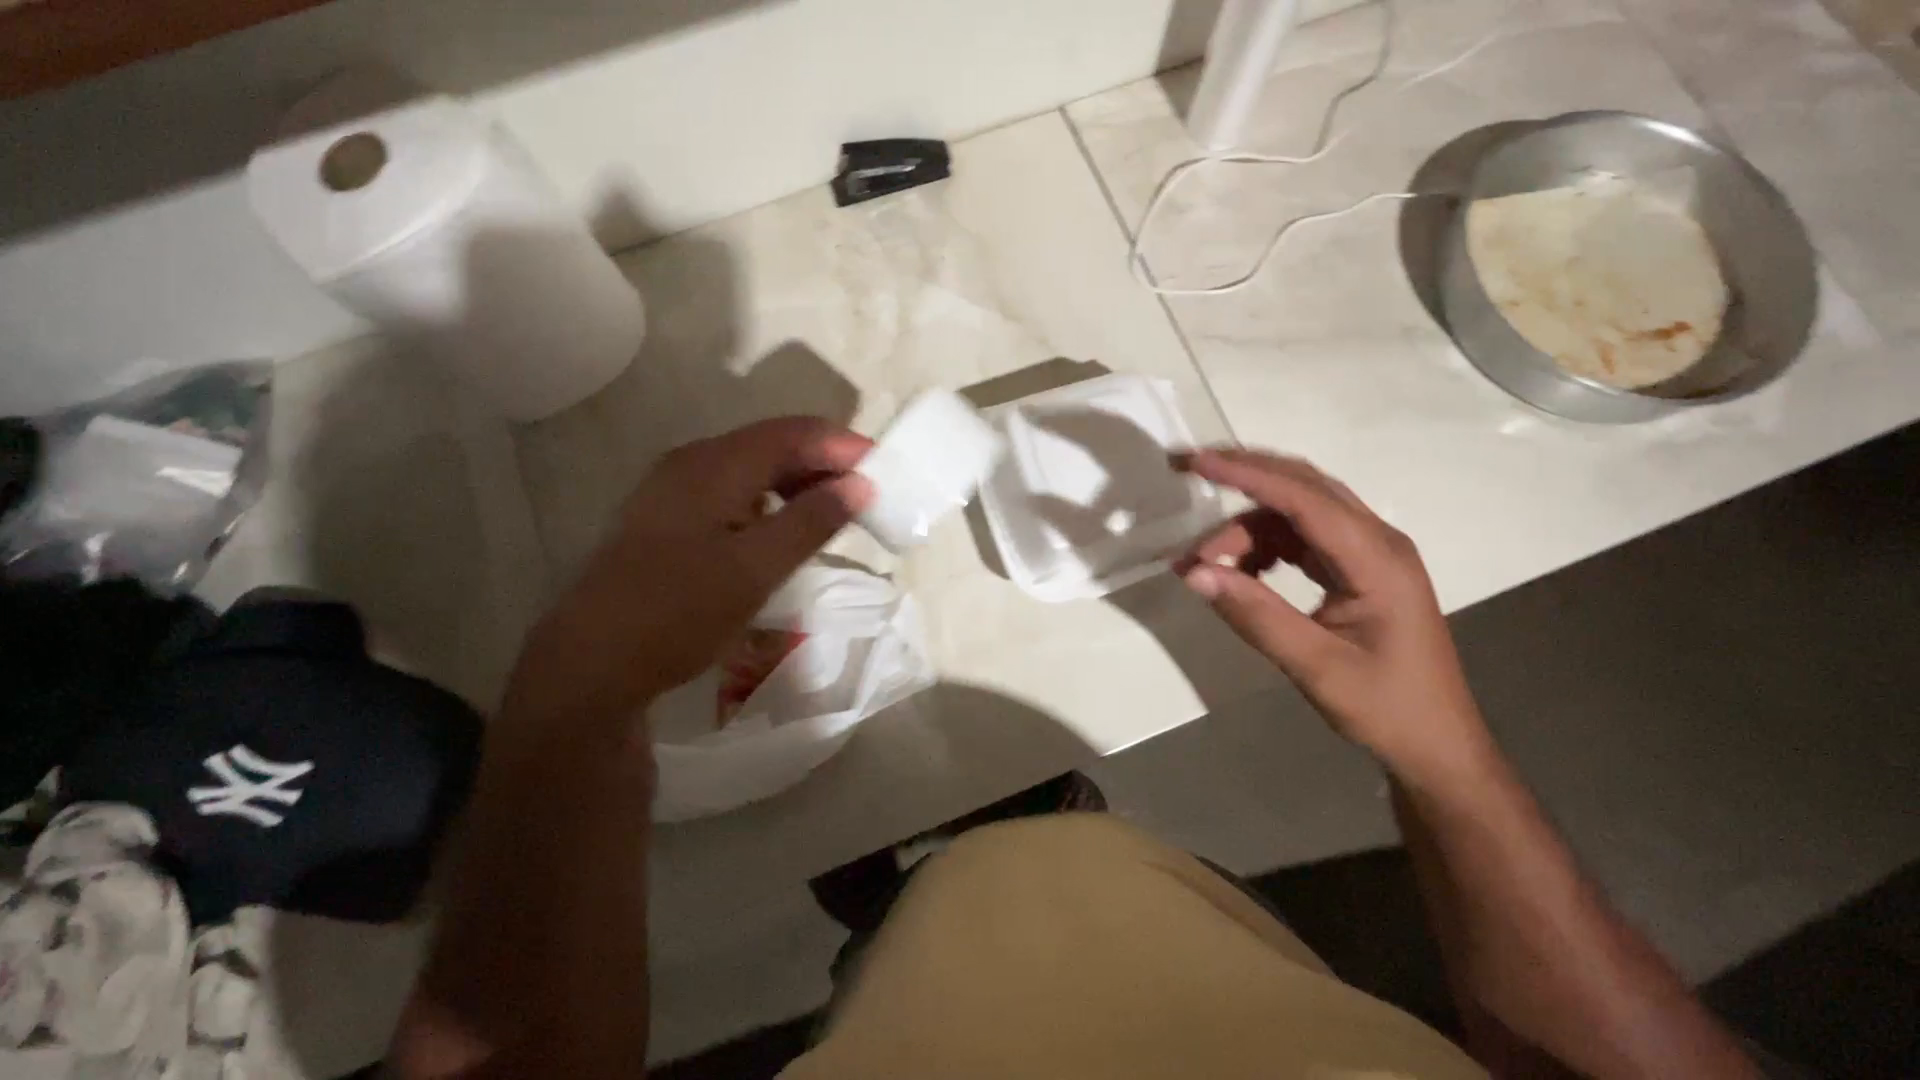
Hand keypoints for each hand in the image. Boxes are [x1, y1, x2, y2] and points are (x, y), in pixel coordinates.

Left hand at [514, 417, 872, 721]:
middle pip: (771, 446)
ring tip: (833, 518)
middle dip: (823, 466)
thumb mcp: (755, 570)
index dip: (843, 447)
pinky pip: (731, 495)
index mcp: (712, 465)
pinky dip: (768, 505)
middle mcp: (690, 464)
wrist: (591, 663)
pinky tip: (783, 535)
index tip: (885, 473)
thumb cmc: (678, 613)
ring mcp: (672, 491)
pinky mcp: (666, 520)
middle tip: (867, 499)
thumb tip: (859, 484)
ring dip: (797, 486)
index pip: (792, 433)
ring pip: (751, 471)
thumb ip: (811, 522)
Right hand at [1174, 449, 1493, 778]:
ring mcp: (1371, 553)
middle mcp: (1378, 541)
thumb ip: (1256, 616)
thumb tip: (1194, 573)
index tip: (1197, 464)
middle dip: (1245, 476)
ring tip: (1204, 562)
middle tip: (1188, 473)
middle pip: (1304, 487)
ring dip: (1248, 526)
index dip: (1248, 476)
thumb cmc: (1385, 708)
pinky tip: (1239, 572)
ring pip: (1299, 512)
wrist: (1437, 744)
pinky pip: (1305, 537)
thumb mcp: (1316, 667)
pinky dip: (1265, 544)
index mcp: (1378, 559)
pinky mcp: (1359, 570)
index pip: (1305, 499)